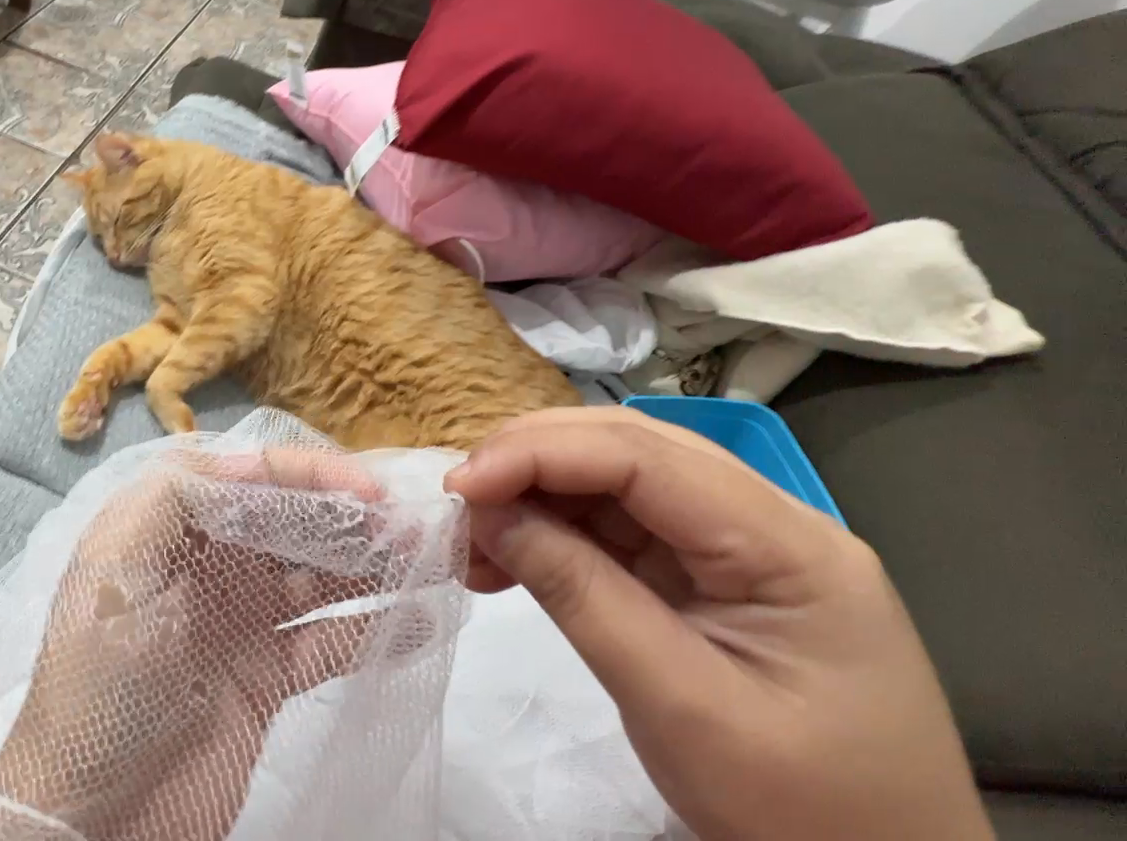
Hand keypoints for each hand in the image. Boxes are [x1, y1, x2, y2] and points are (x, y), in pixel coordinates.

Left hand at [0, 450, 399, 840]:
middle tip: (411, 519)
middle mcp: (204, 565)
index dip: (302, 472)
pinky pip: (327, 641)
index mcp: (164, 531)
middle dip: (345, 513)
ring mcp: (238, 619)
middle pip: (285, 520)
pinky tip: (422, 621)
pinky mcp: (265, 676)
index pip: (241, 478)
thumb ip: (169, 502)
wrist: (96, 819)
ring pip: (314, 574)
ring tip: (429, 557)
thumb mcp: (115, 577)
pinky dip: (374, 629)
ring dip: (368, 562)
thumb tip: (245, 459)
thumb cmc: (99, 685)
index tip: (363, 487)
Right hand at [444, 407, 993, 840]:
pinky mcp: (707, 577)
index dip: (541, 453)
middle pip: (631, 450)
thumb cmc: (799, 810)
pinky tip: (505, 558)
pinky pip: (617, 528)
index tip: (459, 486)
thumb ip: (580, 594)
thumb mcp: (679, 705)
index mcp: (789, 544)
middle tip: (457, 501)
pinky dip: (551, 532)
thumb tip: (487, 512)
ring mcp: (737, 548)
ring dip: (533, 496)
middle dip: (532, 461)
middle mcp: (766, 522)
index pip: (645, 457)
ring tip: (469, 540)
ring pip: (615, 482)